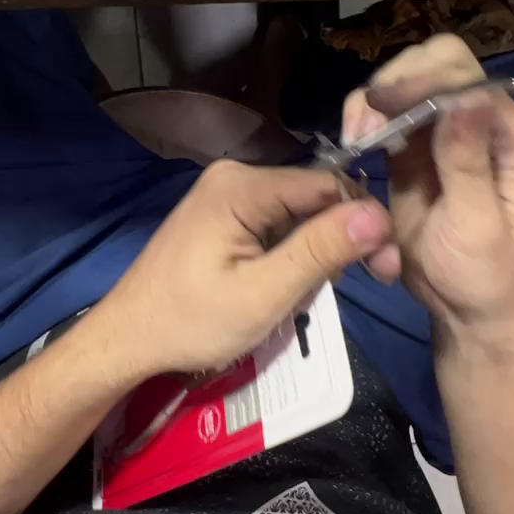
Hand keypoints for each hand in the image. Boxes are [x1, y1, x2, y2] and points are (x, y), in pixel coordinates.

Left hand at [86, 159, 392, 378]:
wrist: (127, 338)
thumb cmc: (191, 322)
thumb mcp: (263, 295)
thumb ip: (319, 252)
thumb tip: (378, 214)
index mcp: (242, 186)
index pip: (329, 185)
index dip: (365, 223)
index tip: (386, 271)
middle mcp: (235, 176)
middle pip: (314, 197)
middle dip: (339, 241)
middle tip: (348, 289)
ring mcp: (226, 193)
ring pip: (298, 213)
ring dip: (314, 253)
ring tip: (301, 295)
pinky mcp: (222, 214)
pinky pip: (276, 223)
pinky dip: (290, 254)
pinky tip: (281, 285)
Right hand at [342, 34, 513, 339]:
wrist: (460, 307)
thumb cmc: (482, 272)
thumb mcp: (477, 224)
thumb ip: (468, 163)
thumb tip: (467, 98)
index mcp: (511, 137)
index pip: (470, 81)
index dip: (427, 82)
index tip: (386, 104)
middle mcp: (479, 123)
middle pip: (439, 64)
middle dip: (398, 81)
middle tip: (367, 120)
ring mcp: (442, 133)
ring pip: (407, 81)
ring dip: (374, 99)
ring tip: (356, 136)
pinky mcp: (410, 149)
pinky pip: (384, 114)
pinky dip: (364, 117)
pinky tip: (355, 142)